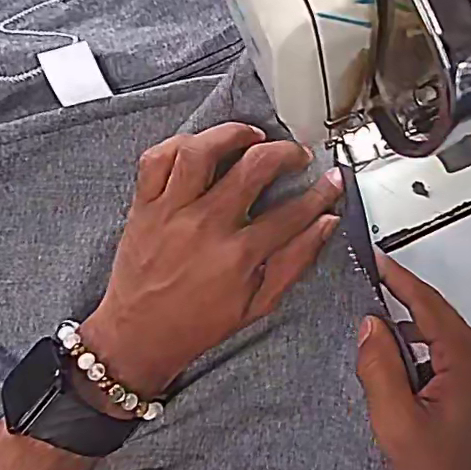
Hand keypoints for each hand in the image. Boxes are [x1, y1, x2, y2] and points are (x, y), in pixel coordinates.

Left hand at [80, 122, 341, 401]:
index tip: (331, 180)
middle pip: (253, 167)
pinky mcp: (144, 206)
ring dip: (232, 134)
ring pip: (201, 151)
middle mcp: (205, 227)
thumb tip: (324, 225)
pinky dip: (179, 143)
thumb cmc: (196, 323)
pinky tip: (200, 146)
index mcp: (237, 256)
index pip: (292, 211)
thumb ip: (295, 261)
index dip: (321, 192)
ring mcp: (171, 212)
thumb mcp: (258, 304)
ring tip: (251, 135)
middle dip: (285, 153)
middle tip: (294, 155)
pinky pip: (156, 159)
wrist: (139, 335)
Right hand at [355, 254, 470, 469]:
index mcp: (470, 361)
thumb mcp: (399, 428)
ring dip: (412, 344)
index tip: (376, 258)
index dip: (397, 277)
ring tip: (378, 361)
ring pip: (444, 342)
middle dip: (399, 315)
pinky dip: (428, 363)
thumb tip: (370, 325)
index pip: (427, 302)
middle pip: (436, 320)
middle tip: (363, 310)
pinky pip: (455, 362)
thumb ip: (379, 368)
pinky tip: (406, 383)